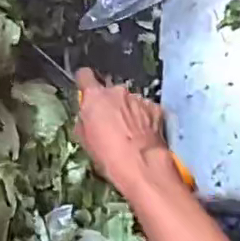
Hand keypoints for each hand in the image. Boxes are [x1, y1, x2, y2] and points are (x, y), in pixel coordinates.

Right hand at [73, 67, 175, 193]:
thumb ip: (84, 118)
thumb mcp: (84, 138)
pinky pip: (145, 108)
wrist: (141, 165)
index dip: (84, 82)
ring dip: (127, 110)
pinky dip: (143, 117)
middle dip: (109, 102)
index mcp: (95, 96)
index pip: (84, 75)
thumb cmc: (107, 154)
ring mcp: (138, 98)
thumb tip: (88, 115)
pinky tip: (143, 132)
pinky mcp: (155, 108)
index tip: (85, 90)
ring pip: (128, 100)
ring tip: (129, 131)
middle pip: (109, 91)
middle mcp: (117, 91)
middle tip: (110, 122)